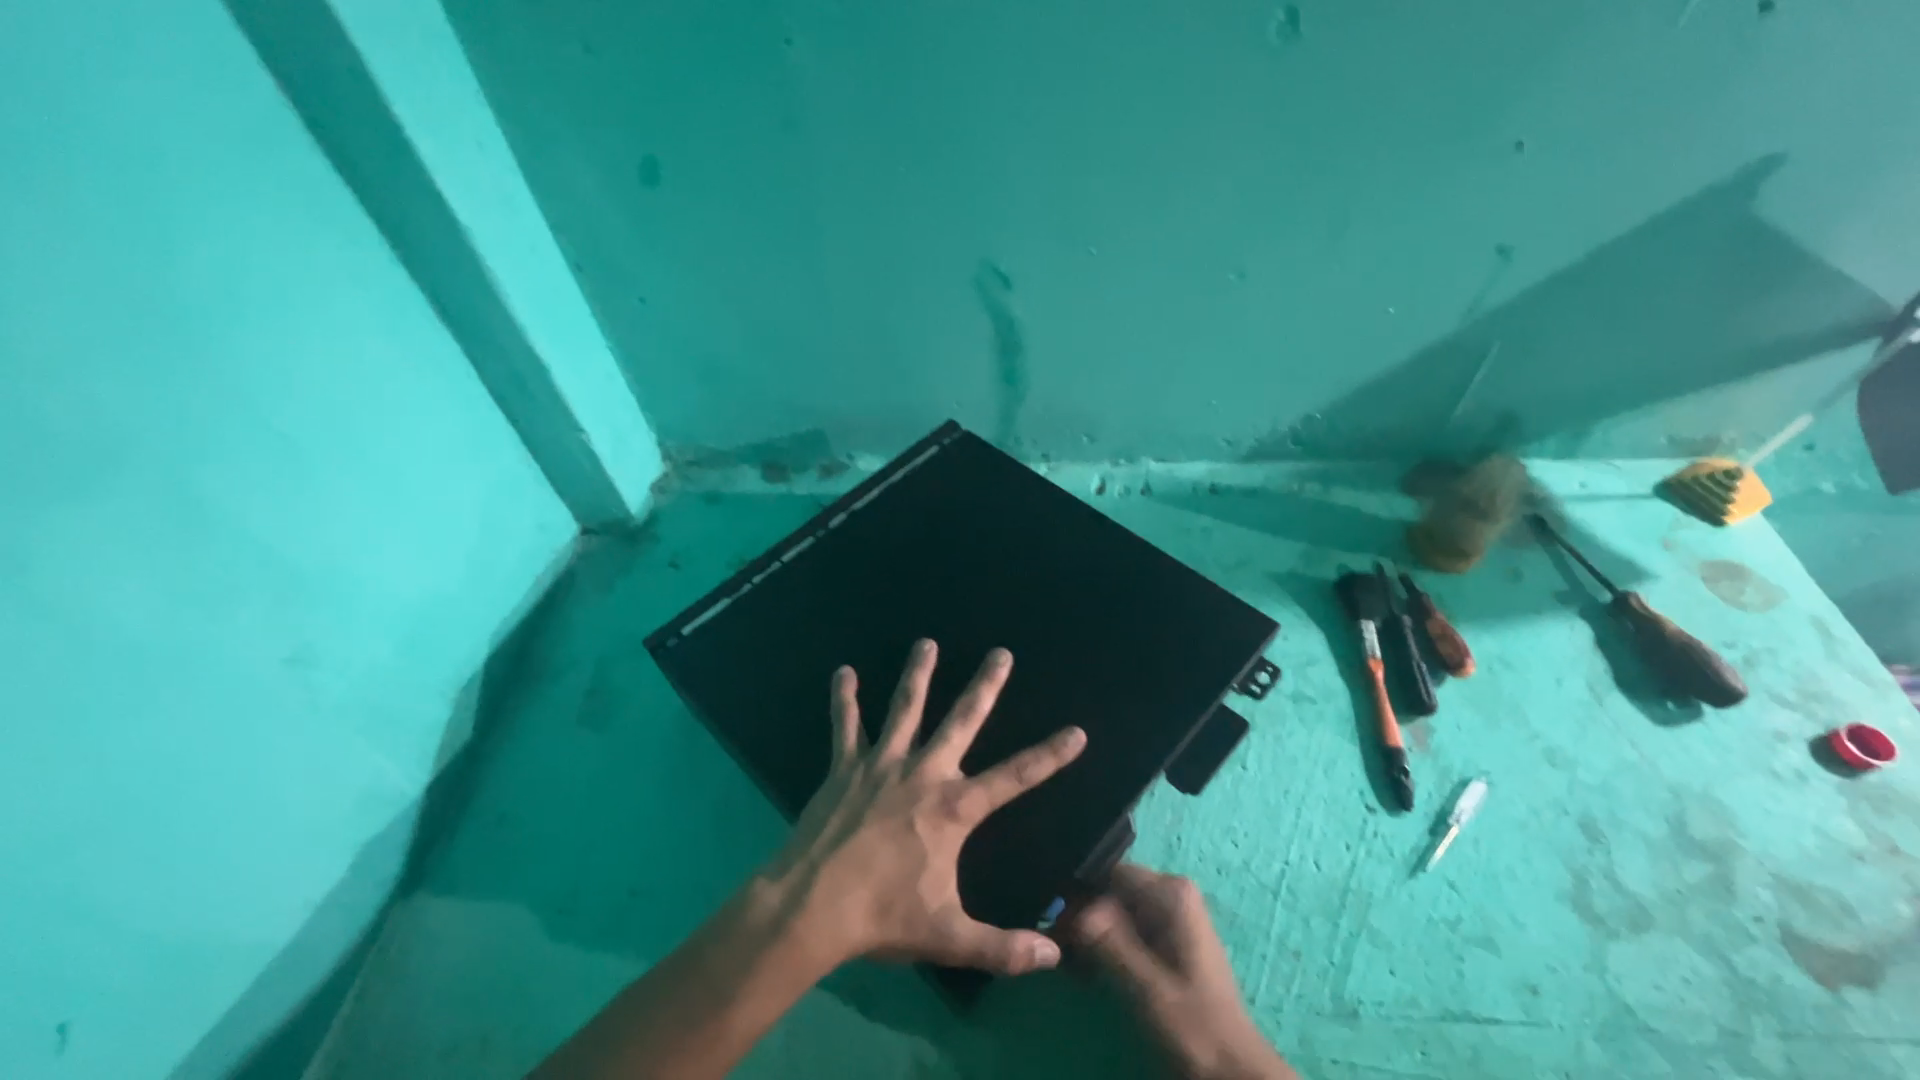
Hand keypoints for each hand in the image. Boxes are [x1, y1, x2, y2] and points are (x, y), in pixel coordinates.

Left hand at [763, 639, 1087, 975]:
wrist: (811, 907)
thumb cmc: (883, 918)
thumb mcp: (949, 937)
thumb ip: (1003, 947)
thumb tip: (1055, 958)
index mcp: (953, 809)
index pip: (1015, 777)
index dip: (1049, 755)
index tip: (1077, 732)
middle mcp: (922, 775)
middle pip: (960, 721)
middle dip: (985, 687)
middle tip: (1001, 653)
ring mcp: (880, 766)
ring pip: (905, 709)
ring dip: (919, 675)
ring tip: (927, 642)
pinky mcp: (844, 770)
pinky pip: (845, 727)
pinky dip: (844, 699)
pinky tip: (842, 672)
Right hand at [1068, 864, 1295, 1079]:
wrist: (1231, 1070)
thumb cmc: (1195, 1028)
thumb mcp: (1147, 987)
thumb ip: (1109, 943)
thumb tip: (1070, 907)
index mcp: (1172, 893)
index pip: (1107, 871)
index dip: (1076, 894)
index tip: (1050, 921)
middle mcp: (1170, 894)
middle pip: (1108, 890)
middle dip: (1079, 916)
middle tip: (1055, 949)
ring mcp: (1168, 917)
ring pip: (1111, 911)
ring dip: (1086, 935)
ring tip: (1068, 964)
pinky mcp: (1163, 942)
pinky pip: (1121, 930)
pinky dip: (1101, 947)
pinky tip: (1084, 972)